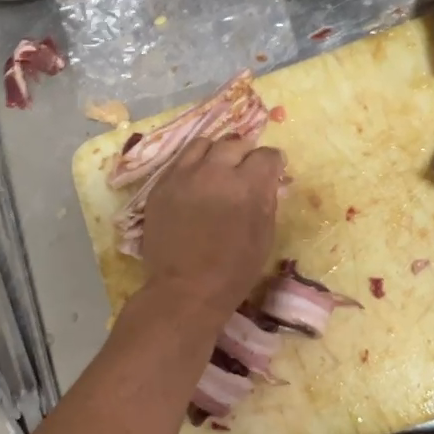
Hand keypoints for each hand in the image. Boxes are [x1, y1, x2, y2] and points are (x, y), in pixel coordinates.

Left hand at [140, 137, 285, 317]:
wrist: (185, 290)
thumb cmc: (234, 271)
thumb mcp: (264, 236)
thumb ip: (268, 200)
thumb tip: (269, 180)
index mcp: (247, 186)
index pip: (266, 155)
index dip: (272, 162)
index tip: (272, 171)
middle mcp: (215, 171)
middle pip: (235, 143)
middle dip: (245, 154)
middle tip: (245, 170)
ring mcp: (184, 175)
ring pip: (203, 144)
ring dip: (216, 153)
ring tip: (217, 169)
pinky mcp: (161, 185)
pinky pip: (179, 161)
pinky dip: (192, 165)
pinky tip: (195, 182)